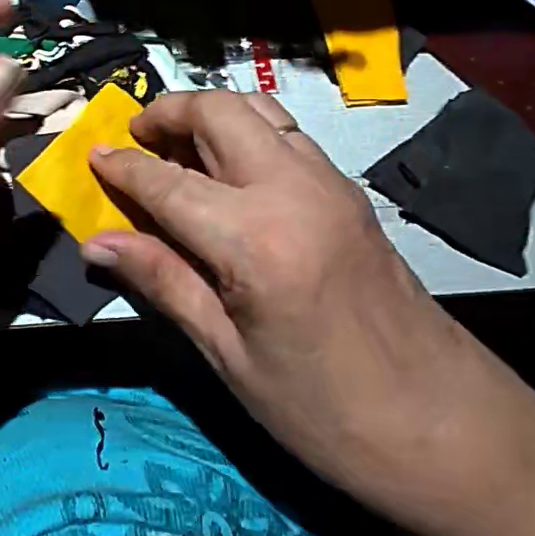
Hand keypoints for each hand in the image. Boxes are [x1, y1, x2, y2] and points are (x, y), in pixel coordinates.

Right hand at [85, 93, 534, 535]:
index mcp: (256, 240)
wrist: (443, 425)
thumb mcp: (229, 356)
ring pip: (259, 109)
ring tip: (175, 147)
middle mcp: (294, 189)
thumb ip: (163, 282)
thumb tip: (98, 242)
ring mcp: (330, 182)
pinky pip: (287, 135)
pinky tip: (227, 170)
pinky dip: (246, 131)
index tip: (91, 157)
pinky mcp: (349, 190)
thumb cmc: (324, 412)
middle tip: (134, 140)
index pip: (168, 182)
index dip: (123, 168)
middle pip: (220, 112)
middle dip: (167, 113)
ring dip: (210, 114)